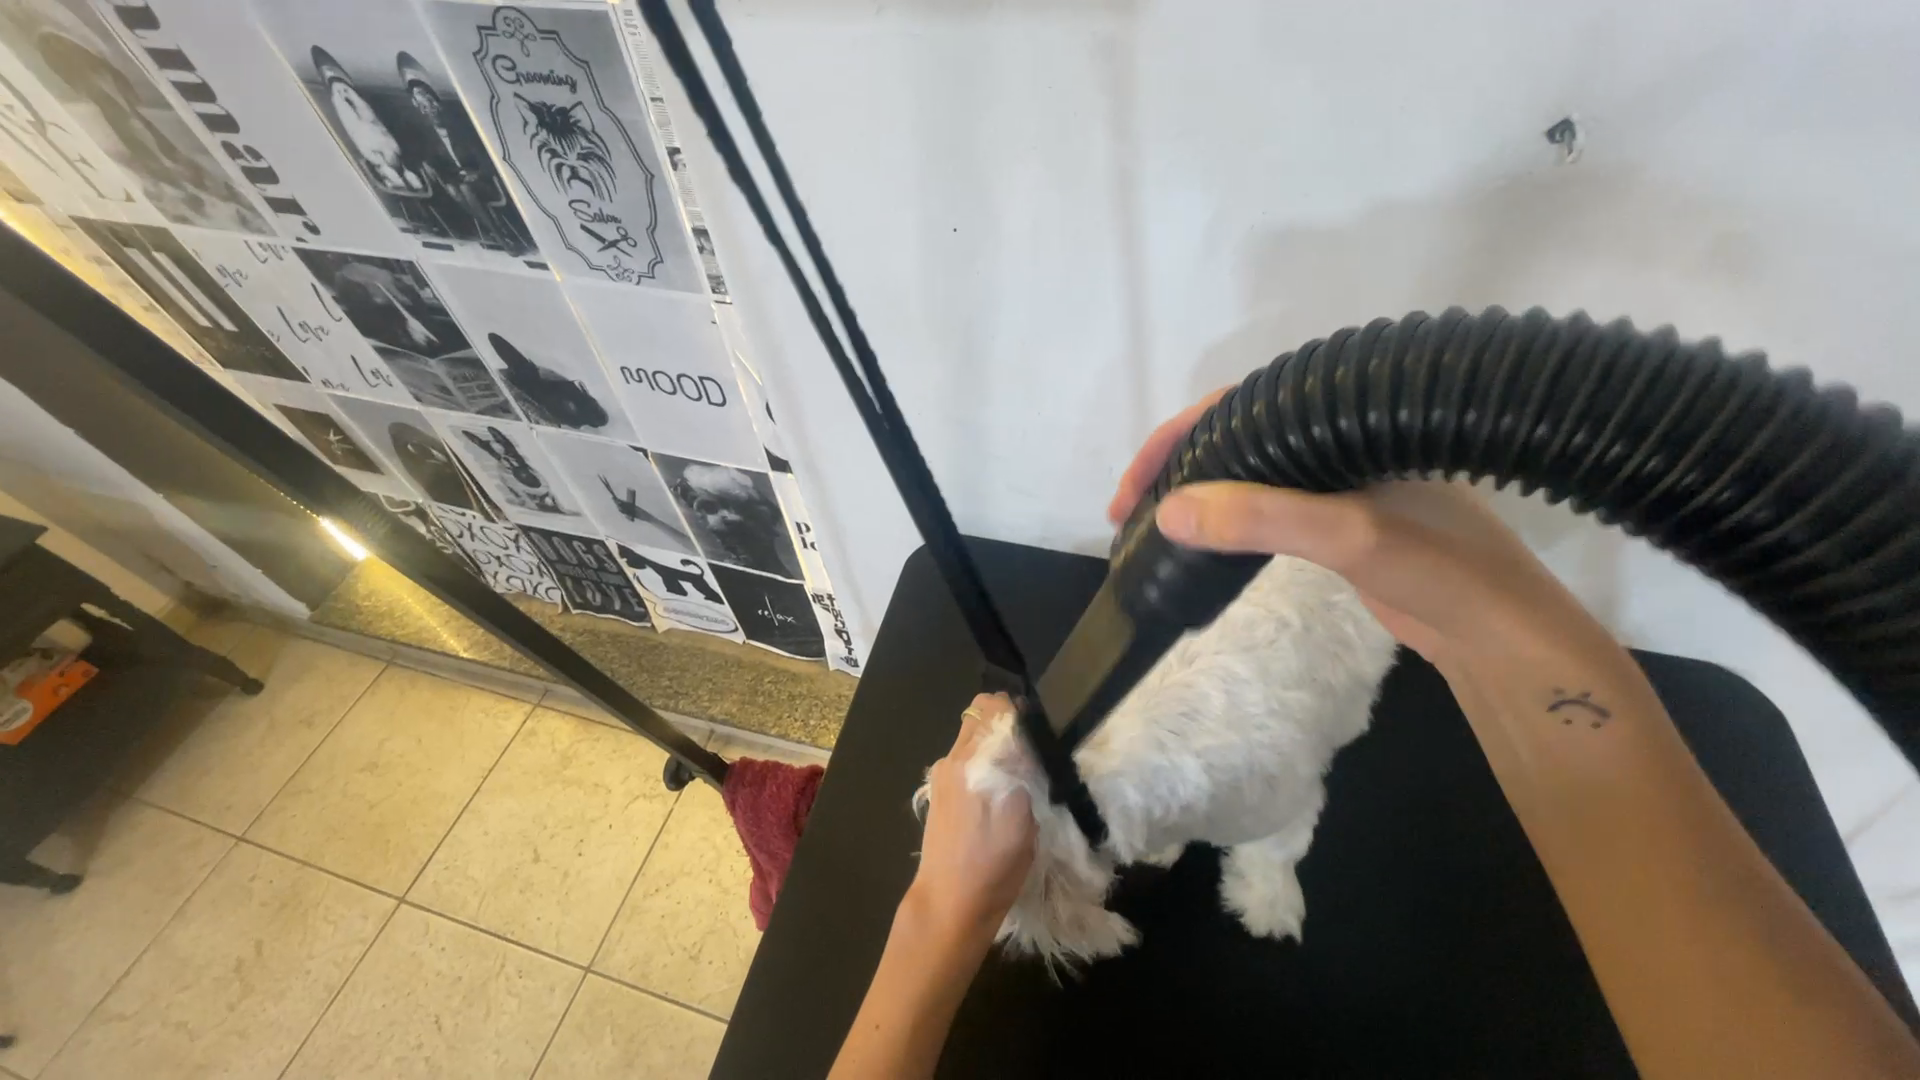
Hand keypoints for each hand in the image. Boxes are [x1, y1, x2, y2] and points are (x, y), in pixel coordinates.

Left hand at [907, 694, 1036, 937]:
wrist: (949, 903)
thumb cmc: (995, 866)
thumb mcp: (1026, 820)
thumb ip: (1026, 773)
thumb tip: (1027, 745)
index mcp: (979, 761)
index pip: (997, 708)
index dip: (1020, 712)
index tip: (1038, 728)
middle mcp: (957, 757)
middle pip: (981, 712)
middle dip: (1005, 718)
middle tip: (1029, 744)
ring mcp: (943, 771)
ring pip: (971, 732)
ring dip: (993, 738)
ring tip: (1015, 768)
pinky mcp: (938, 787)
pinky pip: (964, 754)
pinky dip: (981, 757)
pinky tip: (995, 787)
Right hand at [1109, 396, 1602, 673]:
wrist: (1501, 632)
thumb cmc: (1442, 568)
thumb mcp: (1350, 535)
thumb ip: (1262, 518)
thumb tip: (1168, 514)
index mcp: (1341, 418)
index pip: (1234, 408)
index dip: (1172, 441)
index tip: (1130, 492)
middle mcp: (1334, 438)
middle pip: (1231, 435)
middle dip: (1172, 466)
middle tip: (1127, 511)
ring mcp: (1335, 479)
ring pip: (1245, 470)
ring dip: (1195, 491)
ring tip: (1152, 522)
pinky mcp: (1336, 516)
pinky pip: (1262, 502)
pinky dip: (1223, 515)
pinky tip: (1203, 536)